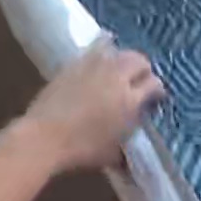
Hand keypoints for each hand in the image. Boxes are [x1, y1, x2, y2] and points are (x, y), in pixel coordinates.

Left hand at [3, 41, 165, 174]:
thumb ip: (126, 141)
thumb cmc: (81, 150)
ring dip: (124, 59)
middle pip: (139, 61)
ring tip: (121, 69)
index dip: (156, 90)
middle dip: (144, 70)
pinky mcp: (74, 63)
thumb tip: (131, 144)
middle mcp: (115, 78)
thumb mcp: (112, 153)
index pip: (154, 84)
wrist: (44, 137)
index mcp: (129, 100)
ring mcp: (93, 66)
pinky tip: (102, 52)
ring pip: (118, 51)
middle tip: (140, 80)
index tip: (154, 97)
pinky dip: (102, 47)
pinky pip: (94, 48)